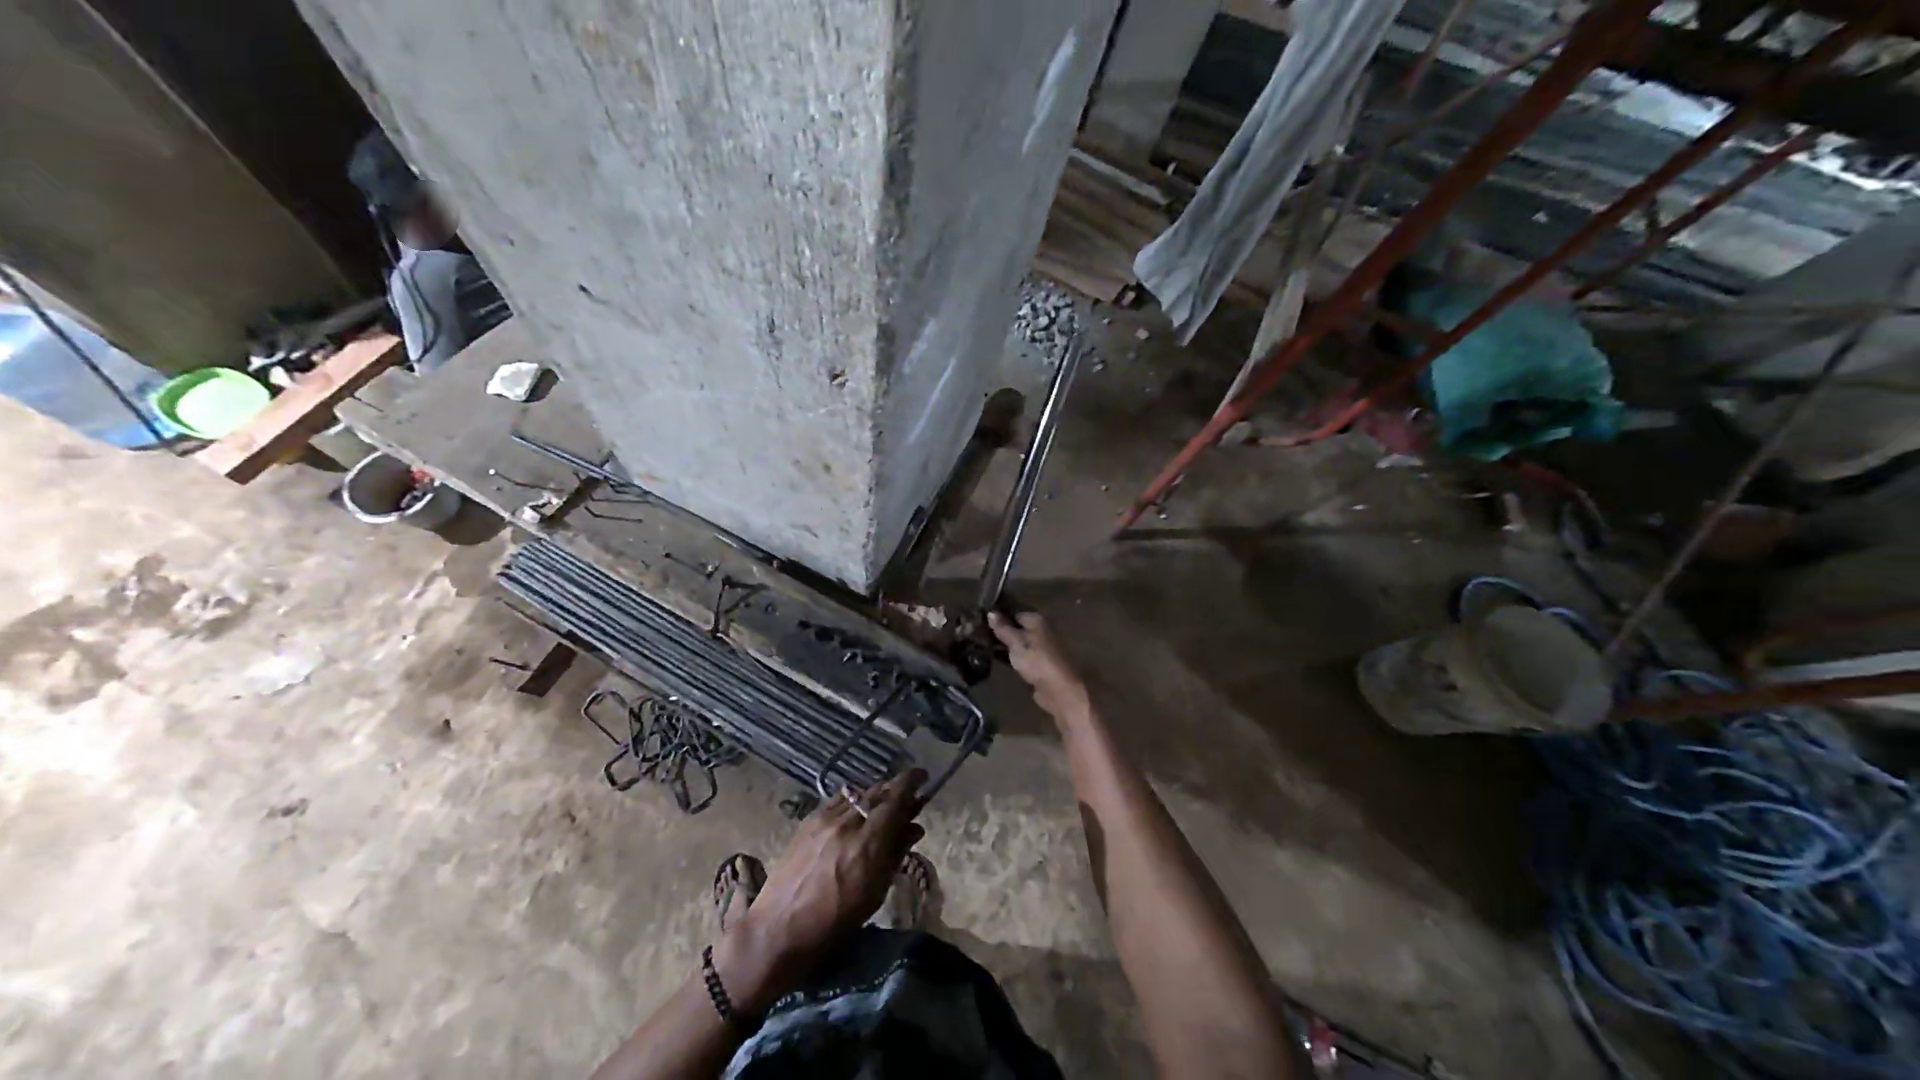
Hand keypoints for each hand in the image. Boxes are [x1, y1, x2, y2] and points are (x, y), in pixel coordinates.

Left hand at [712, 769, 927, 1011]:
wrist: (781, 926)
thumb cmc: (836, 919)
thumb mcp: (876, 891)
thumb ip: (896, 853)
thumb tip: (914, 827)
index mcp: (868, 842)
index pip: (895, 798)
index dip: (910, 782)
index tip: (922, 775)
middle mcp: (847, 822)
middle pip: (877, 791)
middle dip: (894, 789)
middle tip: (906, 796)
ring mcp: (824, 818)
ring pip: (857, 794)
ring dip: (874, 794)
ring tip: (882, 804)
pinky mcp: (808, 820)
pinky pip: (837, 800)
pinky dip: (852, 801)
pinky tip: (855, 811)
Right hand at [989, 610, 1091, 721]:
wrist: (1058, 689)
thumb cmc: (1036, 660)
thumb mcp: (1016, 642)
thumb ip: (1003, 627)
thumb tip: (990, 612)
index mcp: (1037, 620)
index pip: (1015, 613)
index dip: (999, 616)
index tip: (981, 621)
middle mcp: (1041, 631)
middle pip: (1017, 628)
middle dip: (1000, 632)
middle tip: (979, 634)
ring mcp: (1040, 649)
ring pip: (1018, 643)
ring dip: (1004, 645)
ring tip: (983, 646)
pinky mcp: (1038, 665)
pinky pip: (1021, 657)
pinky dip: (1010, 657)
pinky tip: (996, 659)